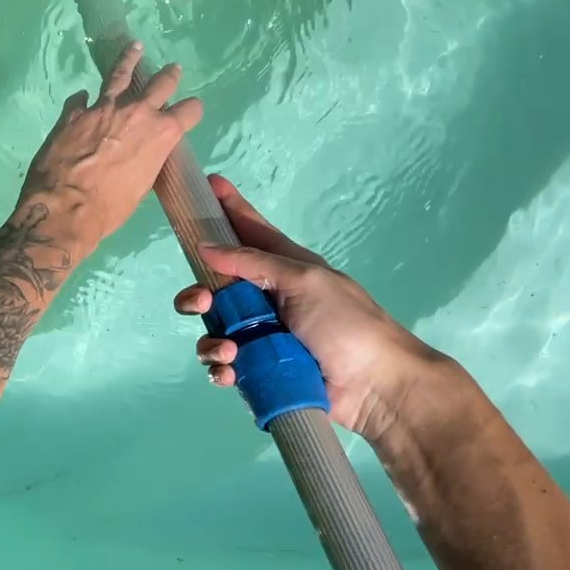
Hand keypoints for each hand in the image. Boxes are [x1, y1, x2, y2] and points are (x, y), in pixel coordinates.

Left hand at [17, 42, 202, 248]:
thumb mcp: (139, 189)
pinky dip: (82, 99)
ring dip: (129, 60)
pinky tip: (82, 98)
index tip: (187, 113)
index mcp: (162, 133)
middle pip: (161, 83)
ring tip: (134, 48)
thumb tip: (140, 156)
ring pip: (120, 75)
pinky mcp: (72, 115)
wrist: (64, 210)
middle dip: (168, 77)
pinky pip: (79, 99)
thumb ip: (145, 161)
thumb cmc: (107, 210)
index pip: (190, 110)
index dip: (189, 112)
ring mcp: (102, 109)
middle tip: (171, 71)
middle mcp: (137, 113)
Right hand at [174, 175, 454, 443]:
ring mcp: (257, 336)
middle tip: (201, 302)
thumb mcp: (304, 281)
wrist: (373, 384)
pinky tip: (232, 371)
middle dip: (196, 295)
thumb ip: (253, 263)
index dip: (227, 209)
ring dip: (211, 340)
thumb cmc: (346, 324)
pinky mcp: (253, 368)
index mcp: (283, 269)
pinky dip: (220, 368)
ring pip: (209, 329)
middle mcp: (264, 299)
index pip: (249, 231)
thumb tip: (205, 247)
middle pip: (212, 287)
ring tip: (231, 351)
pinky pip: (219, 364)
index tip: (207, 185)